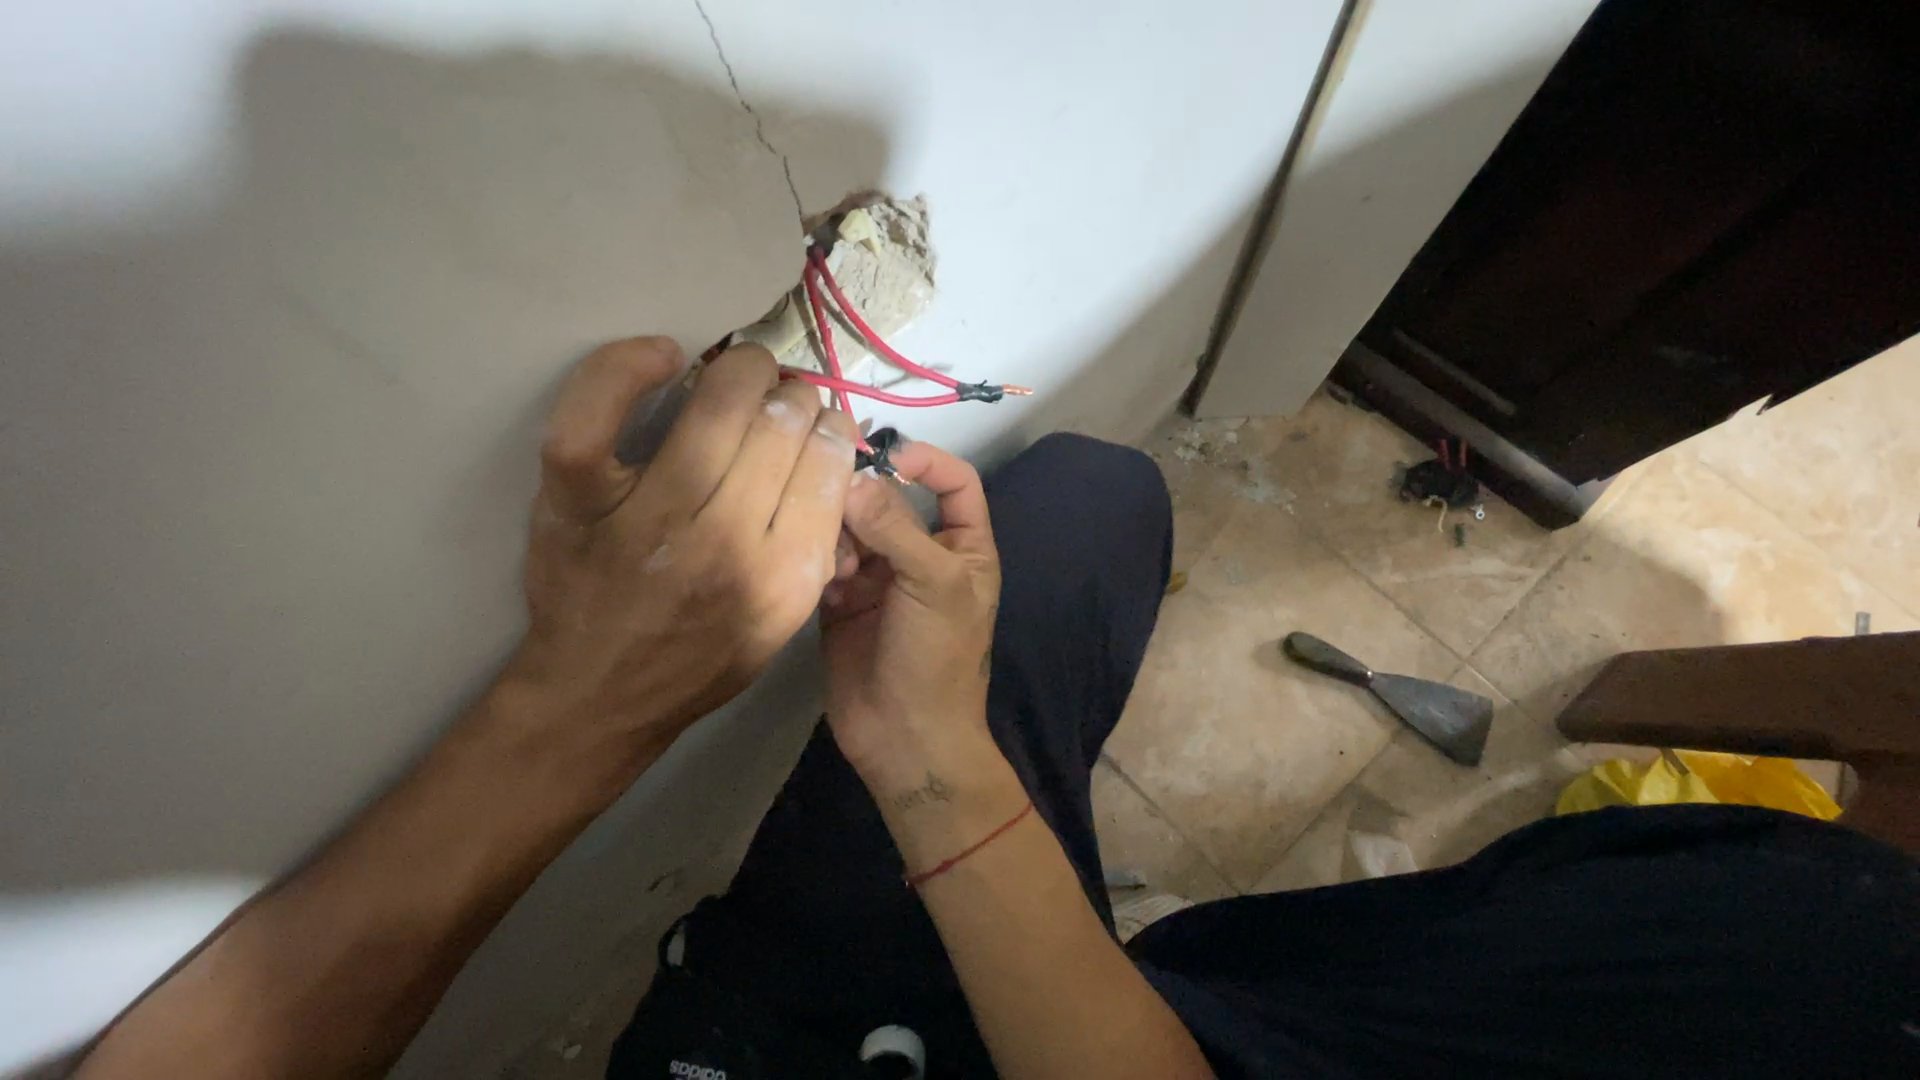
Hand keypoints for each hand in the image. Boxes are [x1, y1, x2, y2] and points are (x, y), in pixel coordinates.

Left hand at [503, 337, 858, 765]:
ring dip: (743, 371)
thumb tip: (832, 456)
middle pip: (780, 426)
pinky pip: (596, 415)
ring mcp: (645, 517)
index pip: (828, 461)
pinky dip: (625, 369)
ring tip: (746, 372)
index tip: (821, 423)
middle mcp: (724, 542)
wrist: (600, 695)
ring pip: (714, 408)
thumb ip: (819, 545)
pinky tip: (660, 355)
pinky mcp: (577, 501)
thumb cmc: (704, 660)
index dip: (830, 426)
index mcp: (785, 575)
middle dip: (794, 395)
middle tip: (784, 398)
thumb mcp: (788, 621)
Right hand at [820, 441, 1002, 799]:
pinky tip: (823, 578)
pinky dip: (822, 560)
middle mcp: (920, 555)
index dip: (928, 461)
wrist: (905, 737)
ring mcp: (880, 578)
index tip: (890, 453)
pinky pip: (827, 559)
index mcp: (962, 548)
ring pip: (853, 528)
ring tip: (836, 561)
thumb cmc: (938, 657)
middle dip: (865, 500)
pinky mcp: (843, 600)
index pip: (955, 483)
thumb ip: (896, 528)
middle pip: (891, 501)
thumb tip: (853, 478)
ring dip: (840, 533)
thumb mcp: (933, 585)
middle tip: (837, 502)